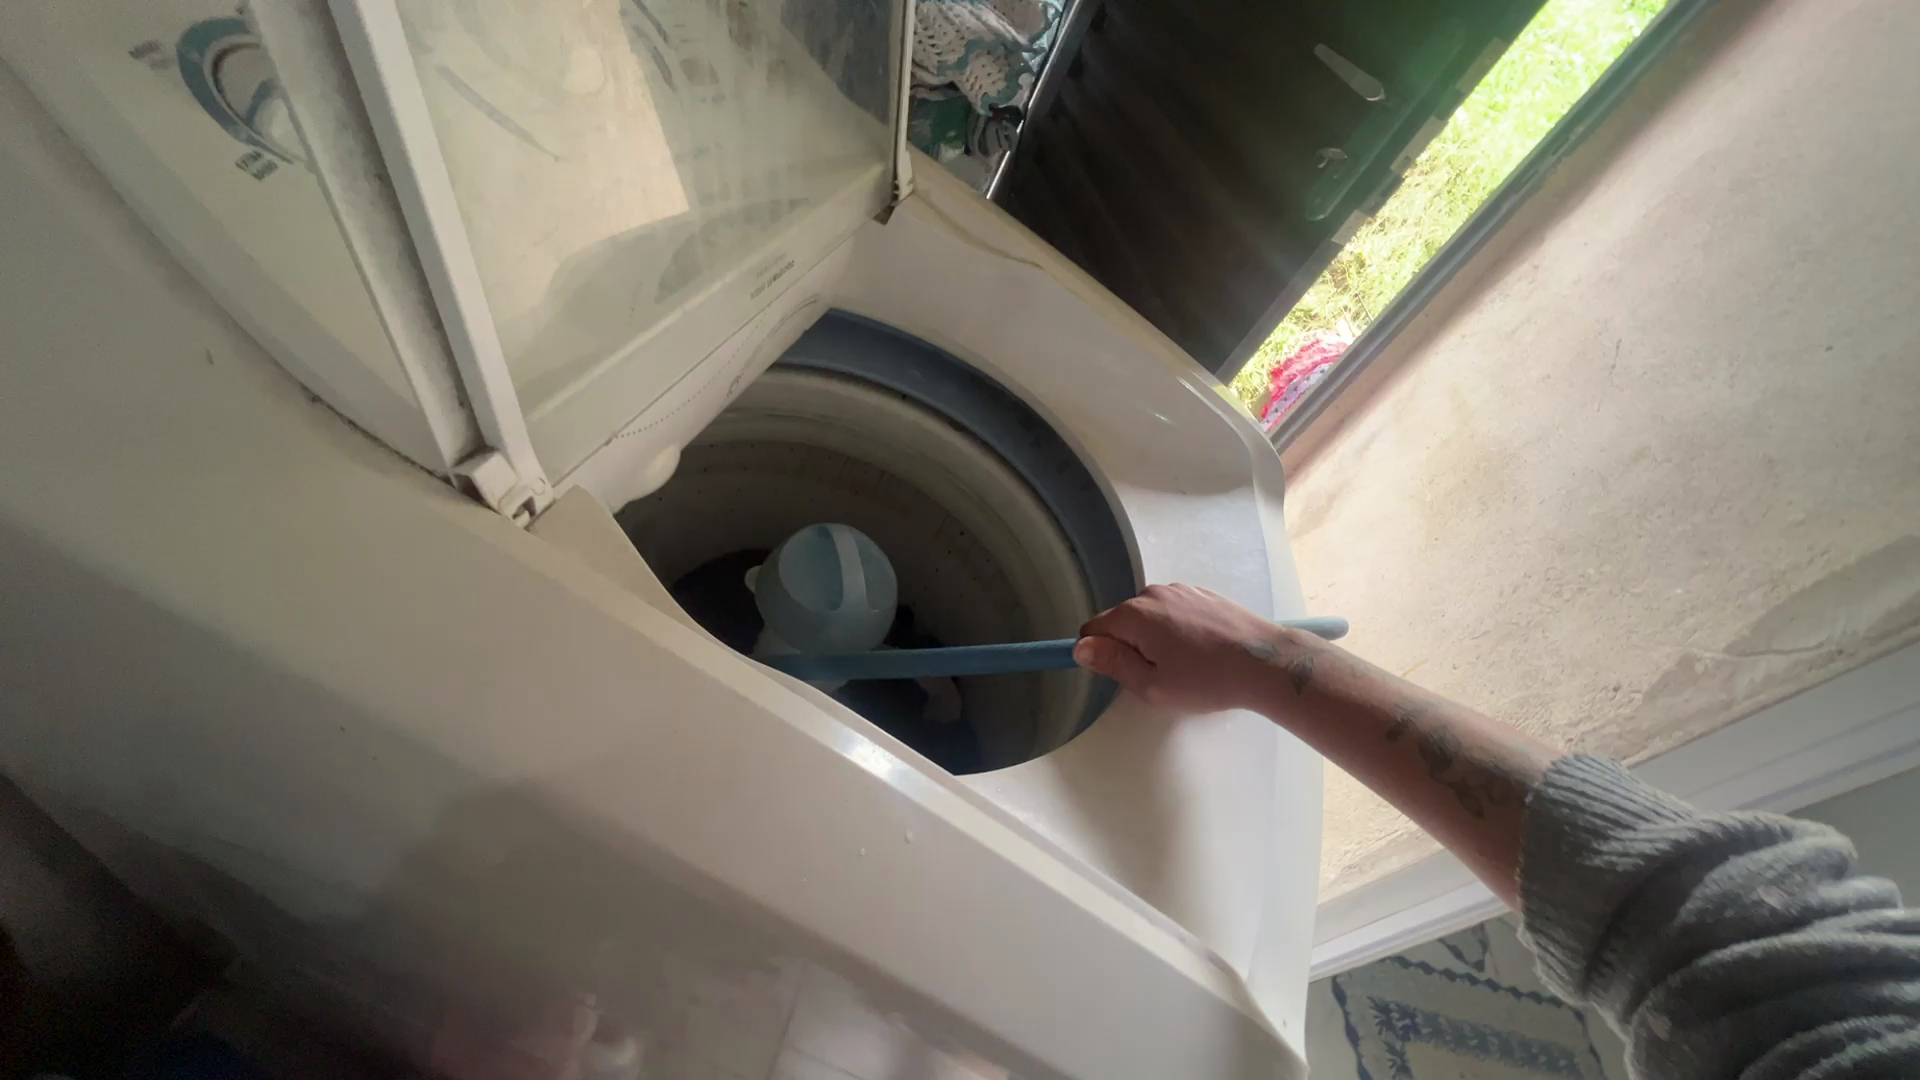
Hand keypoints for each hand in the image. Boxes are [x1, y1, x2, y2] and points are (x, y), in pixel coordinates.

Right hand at [1073, 584, 1308, 712]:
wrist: (1267, 662)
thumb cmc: (1206, 681)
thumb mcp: (1152, 687)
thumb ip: (1112, 664)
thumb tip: (1080, 647)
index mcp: (1134, 615)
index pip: (1093, 629)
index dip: (1099, 653)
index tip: (1121, 672)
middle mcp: (1151, 594)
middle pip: (1122, 621)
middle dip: (1130, 645)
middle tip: (1160, 674)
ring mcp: (1179, 589)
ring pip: (1149, 615)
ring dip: (1155, 636)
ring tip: (1186, 663)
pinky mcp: (1202, 592)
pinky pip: (1174, 610)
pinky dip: (1178, 627)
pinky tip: (1202, 648)